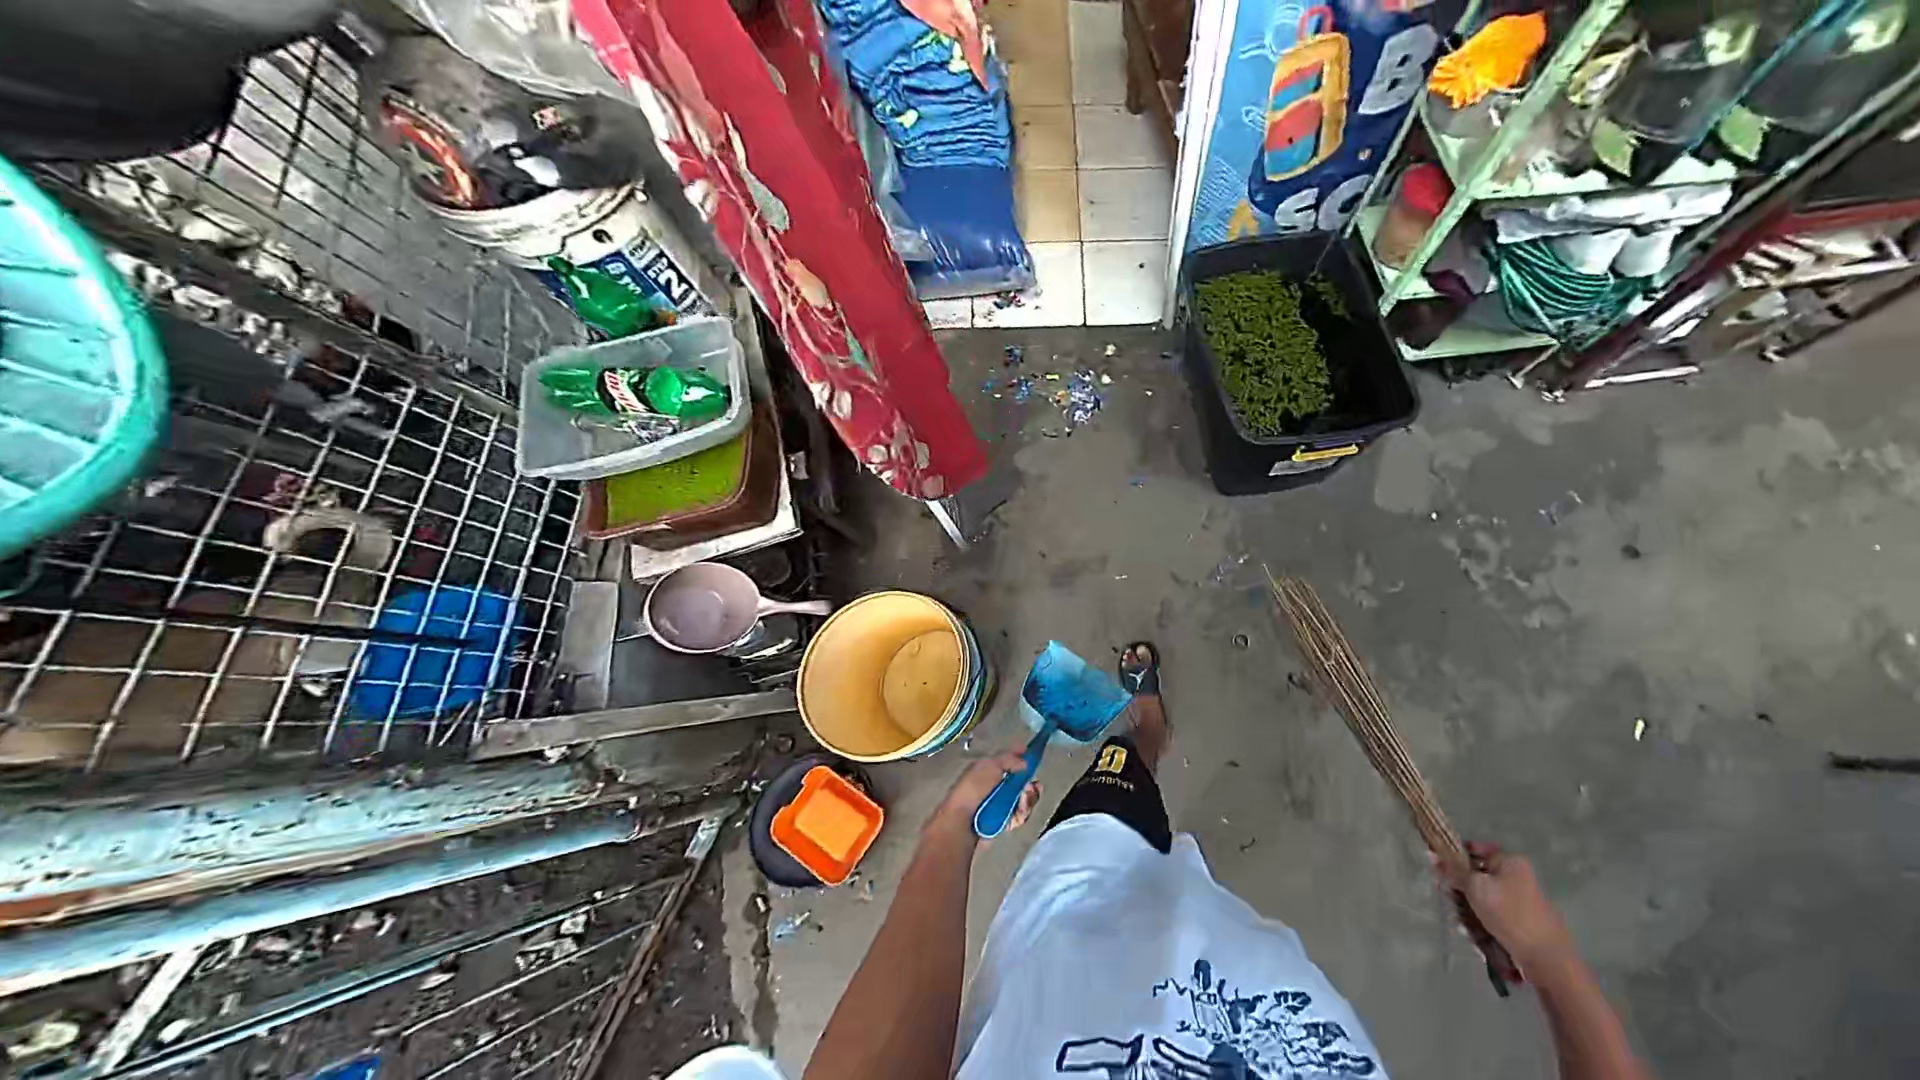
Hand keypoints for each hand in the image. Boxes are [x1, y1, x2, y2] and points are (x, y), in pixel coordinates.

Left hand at [928, 750, 1040, 839]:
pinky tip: (1021, 809)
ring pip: (1024, 798)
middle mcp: (995, 786)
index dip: (1021, 757)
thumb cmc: (973, 788)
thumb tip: (1025, 762)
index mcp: (988, 770)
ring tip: (1025, 796)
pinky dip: (1023, 811)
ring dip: (1029, 797)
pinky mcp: (1005, 821)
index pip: (1008, 760)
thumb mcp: (989, 766)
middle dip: (1030, 781)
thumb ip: (1009, 760)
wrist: (963, 821)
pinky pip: (1021, 814)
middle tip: (1033, 784)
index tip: (1032, 756)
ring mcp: (1001, 805)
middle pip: (1021, 781)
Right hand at [1441, 842, 1574, 969]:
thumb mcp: (1475, 886)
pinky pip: (1490, 911)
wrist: (1546, 958)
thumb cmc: (1509, 914)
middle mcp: (1516, 876)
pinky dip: (1479, 917)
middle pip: (1475, 873)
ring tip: (1462, 918)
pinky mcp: (1519, 918)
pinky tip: (1473, 929)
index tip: (1439, 869)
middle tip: (1449, 896)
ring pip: (1480, 894)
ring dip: (1466, 904)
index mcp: (1510, 861)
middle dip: (1459, 886)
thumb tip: (1432, 854)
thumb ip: (1453, 869)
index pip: (1472, 848)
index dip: (1453, 856)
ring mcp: (1519, 899)